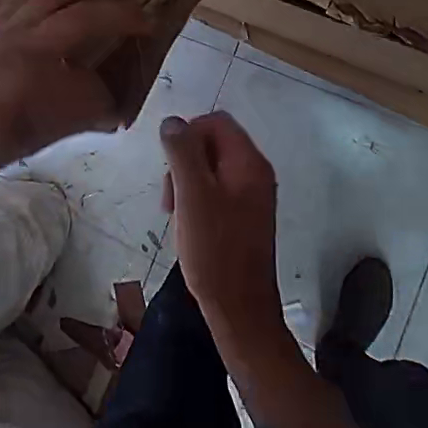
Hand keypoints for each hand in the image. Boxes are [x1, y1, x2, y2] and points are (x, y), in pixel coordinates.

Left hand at [0, 0, 148, 171]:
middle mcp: (23, 36)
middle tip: (143, 14)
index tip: (145, 54)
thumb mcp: (32, 137)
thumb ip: (75, 118)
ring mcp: (9, 23)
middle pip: (81, 8)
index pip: (90, 60)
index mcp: (32, 68)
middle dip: (119, 6)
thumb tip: (113, 112)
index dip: (121, 64)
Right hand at [159, 111, 284, 342]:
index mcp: (249, 162)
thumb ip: (183, 153)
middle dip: (185, 162)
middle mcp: (257, 173)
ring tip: (176, 214)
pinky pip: (218, 191)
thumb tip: (173, 121)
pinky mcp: (246, 216)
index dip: (187, 135)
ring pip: (212, 169)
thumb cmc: (214, 250)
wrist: (239, 306)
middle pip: (214, 143)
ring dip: (188, 183)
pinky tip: (188, 225)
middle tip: (171, 198)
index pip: (216, 122)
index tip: (170, 168)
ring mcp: (253, 196)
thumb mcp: (192, 196)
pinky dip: (198, 200)